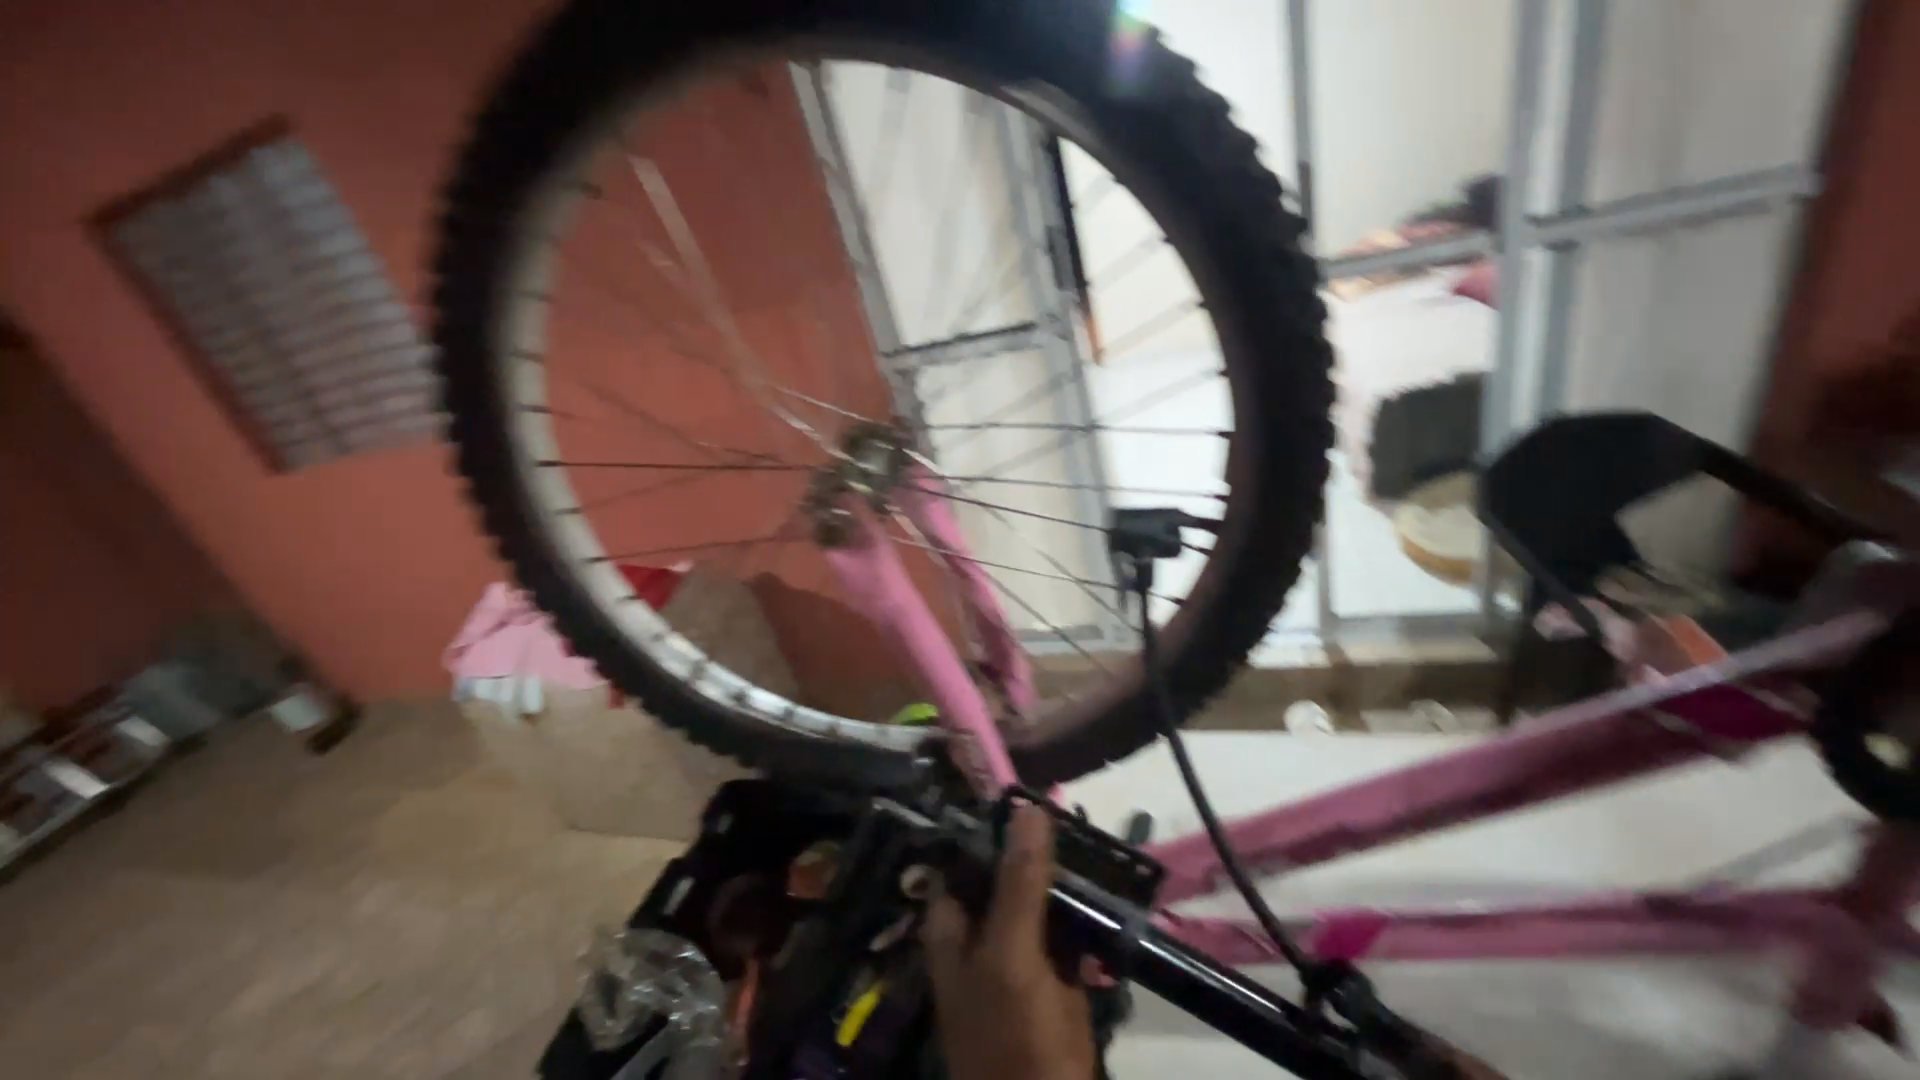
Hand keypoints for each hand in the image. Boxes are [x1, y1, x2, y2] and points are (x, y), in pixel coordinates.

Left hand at [922, 804, 1095, 1079]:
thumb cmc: (1009, 1034)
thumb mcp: (1010, 953)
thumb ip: (1018, 882)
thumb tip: (1029, 808)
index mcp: (954, 923)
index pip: (969, 856)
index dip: (998, 826)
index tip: (1037, 798)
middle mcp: (983, 932)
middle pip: (1010, 874)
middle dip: (1042, 850)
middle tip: (1077, 819)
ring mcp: (1020, 954)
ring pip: (1043, 899)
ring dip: (1069, 878)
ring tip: (1100, 846)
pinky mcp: (1056, 976)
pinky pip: (1071, 929)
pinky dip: (1089, 912)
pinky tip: (1110, 888)